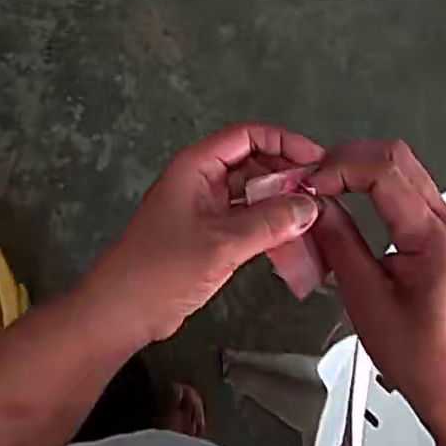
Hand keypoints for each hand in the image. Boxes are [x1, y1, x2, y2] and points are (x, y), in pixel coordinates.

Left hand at [77, 124, 323, 348]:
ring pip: (251, 191)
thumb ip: (268, 222)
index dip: (284, 142)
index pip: (247, 136)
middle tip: (321, 193)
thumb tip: (310, 205)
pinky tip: (294, 240)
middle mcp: (202, 178)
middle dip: (286, 174)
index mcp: (197, 165)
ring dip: (280, 202)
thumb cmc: (164, 268)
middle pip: (252, 161)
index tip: (316, 161)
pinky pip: (246, 217)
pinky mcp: (209, 231)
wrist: (124, 309)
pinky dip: (269, 224)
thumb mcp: (221, 243)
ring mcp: (205, 205)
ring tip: (315, 217)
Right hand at [306, 140, 445, 445]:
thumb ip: (338, 240)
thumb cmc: (423, 359)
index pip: (383, 172)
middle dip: (345, 158)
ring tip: (323, 187)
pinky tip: (345, 199)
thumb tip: (313, 203)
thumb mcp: (365, 298)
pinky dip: (367, 183)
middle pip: (394, 155)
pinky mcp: (435, 234)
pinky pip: (401, 187)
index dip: (337, 168)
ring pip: (399, 165)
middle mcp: (445, 224)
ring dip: (355, 167)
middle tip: (312, 177)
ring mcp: (444, 226)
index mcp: (433, 238)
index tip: (308, 183)